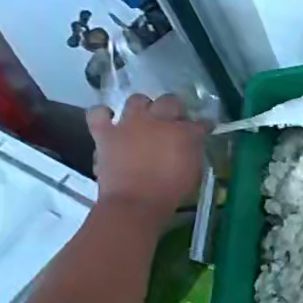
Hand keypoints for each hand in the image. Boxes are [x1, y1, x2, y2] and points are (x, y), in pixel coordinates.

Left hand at [86, 94, 208, 216]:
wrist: (135, 203)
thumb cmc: (169, 193)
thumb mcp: (193, 172)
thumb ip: (193, 151)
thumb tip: (191, 143)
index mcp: (184, 132)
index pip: (200, 123)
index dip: (203, 126)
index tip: (205, 129)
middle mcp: (158, 121)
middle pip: (170, 101)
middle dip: (175, 108)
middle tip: (174, 121)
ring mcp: (130, 124)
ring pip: (137, 100)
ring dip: (142, 106)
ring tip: (142, 117)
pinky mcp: (106, 134)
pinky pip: (98, 114)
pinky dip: (102, 114)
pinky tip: (108, 119)